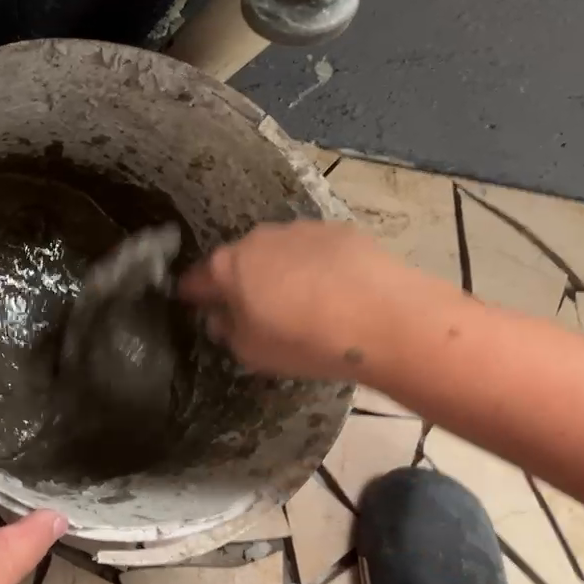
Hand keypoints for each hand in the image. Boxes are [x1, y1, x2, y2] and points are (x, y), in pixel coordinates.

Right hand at [176, 221, 444, 380]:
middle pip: (237, 261)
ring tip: (309, 303)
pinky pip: (317, 250)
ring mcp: (297, 230)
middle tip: (262, 313)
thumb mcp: (252, 353)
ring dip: (282, 272)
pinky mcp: (339, 230)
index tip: (200, 311)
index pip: (194, 280)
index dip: (194, 297)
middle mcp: (254, 239)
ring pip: (278, 252)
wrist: (389, 319)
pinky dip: (320, 266)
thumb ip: (227, 332)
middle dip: (243, 282)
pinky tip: (342, 292)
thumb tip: (222, 319)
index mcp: (225, 267)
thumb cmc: (307, 341)